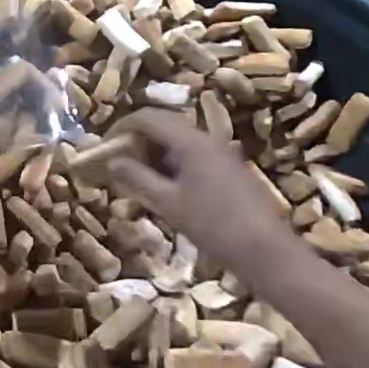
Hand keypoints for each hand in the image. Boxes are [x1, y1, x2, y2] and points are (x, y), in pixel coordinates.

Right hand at [106, 110, 300, 272]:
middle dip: (137, 142)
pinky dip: (172, 165)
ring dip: (154, 155)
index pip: (147, 118)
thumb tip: (112, 160)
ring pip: (178, 142)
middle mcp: (206, 138)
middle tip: (117, 166)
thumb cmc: (212, 225)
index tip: (103, 147)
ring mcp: (220, 152)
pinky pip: (192, 155)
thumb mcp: (168, 203)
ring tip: (137, 180)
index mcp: (190, 141)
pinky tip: (165, 190)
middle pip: (163, 126)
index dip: (121, 128)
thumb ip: (137, 178)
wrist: (265, 249)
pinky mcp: (228, 168)